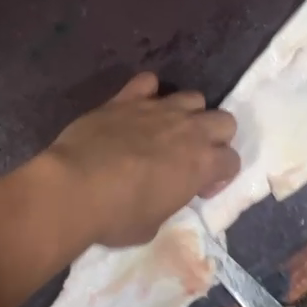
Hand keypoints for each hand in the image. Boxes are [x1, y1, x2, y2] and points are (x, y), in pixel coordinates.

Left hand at [36, 72, 238, 247]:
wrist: (74, 187)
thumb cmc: (117, 217)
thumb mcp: (154, 224)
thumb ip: (169, 202)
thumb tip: (163, 196)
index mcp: (202, 164)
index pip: (233, 161)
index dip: (220, 176)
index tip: (199, 189)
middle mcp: (188, 129)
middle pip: (224, 120)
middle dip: (214, 137)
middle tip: (191, 157)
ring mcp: (157, 108)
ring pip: (192, 97)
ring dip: (187, 114)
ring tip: (166, 133)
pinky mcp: (126, 98)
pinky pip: (147, 82)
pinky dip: (147, 93)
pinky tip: (135, 109)